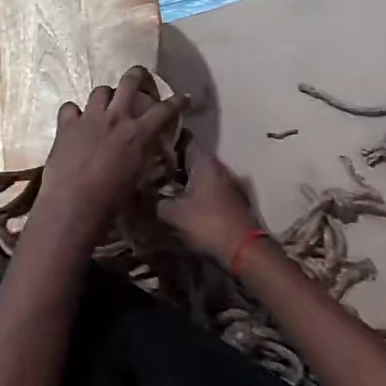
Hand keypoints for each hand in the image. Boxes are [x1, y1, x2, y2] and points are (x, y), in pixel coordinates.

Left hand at [35, 67, 181, 236]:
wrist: (74, 205)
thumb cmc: (111, 200)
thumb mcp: (137, 176)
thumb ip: (143, 156)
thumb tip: (147, 149)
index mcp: (138, 134)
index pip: (165, 110)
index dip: (178, 102)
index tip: (184, 98)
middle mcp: (116, 118)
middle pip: (130, 81)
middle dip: (139, 75)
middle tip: (141, 80)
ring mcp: (89, 119)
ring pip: (101, 91)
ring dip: (107, 96)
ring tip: (107, 105)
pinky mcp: (66, 125)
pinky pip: (70, 107)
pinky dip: (74, 112)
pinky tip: (76, 121)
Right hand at [158, 141, 261, 260]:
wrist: (243, 249)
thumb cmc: (208, 224)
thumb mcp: (175, 214)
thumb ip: (156, 203)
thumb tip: (141, 196)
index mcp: (205, 162)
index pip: (186, 139)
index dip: (168, 136)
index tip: (150, 140)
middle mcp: (217, 167)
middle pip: (191, 156)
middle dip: (171, 160)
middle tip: (148, 164)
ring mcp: (225, 183)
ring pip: (198, 173)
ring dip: (181, 176)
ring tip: (157, 182)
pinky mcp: (228, 199)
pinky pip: (205, 187)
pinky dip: (191, 189)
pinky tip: (176, 199)